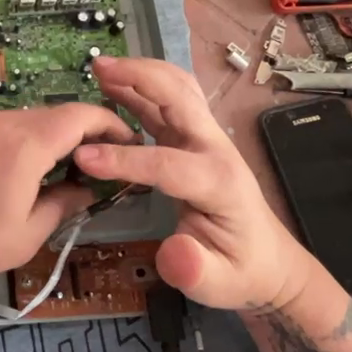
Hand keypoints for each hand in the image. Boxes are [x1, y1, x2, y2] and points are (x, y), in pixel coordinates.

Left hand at [0, 104, 136, 286]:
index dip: (111, 124)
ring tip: (66, 172)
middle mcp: (5, 122)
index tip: (128, 142)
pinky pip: (8, 125)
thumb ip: (63, 206)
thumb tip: (85, 190)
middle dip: (86, 133)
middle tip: (101, 164)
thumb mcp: (25, 235)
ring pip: (33, 118)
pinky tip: (27, 171)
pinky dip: (29, 139)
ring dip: (56, 137)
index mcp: (26, 144)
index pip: (81, 115)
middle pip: (58, 113)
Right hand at [71, 56, 313, 311]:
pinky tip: (113, 83)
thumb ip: (195, 269)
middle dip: (139, 77)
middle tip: (97, 68)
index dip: (124, 159)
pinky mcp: (191, 137)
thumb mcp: (219, 284)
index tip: (83, 157)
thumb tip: (171, 253)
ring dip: (141, 71)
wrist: (268, 261)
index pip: (167, 163)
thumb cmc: (240, 272)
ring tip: (101, 67)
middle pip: (180, 97)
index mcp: (218, 183)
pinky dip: (141, 83)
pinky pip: (168, 98)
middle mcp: (213, 149)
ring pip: (177, 87)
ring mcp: (204, 138)